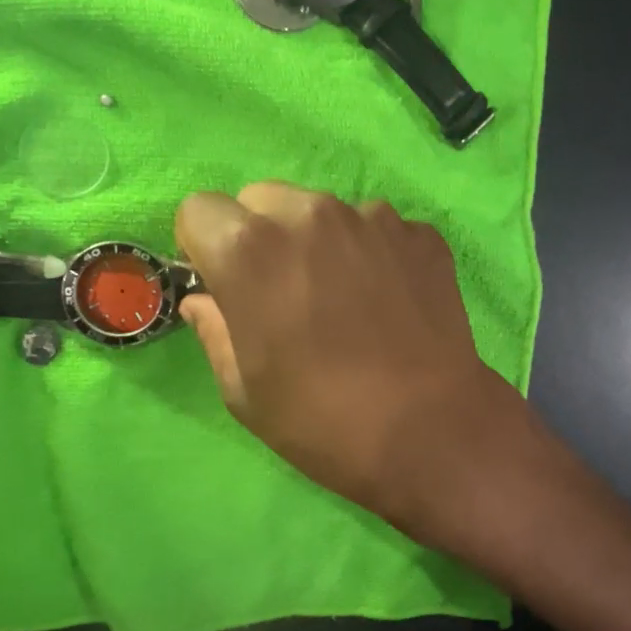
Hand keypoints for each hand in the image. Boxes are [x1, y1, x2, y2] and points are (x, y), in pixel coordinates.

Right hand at [174, 181, 518, 537]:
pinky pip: (379, 229)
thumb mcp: (244, 391)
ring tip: (345, 300)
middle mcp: (309, 214)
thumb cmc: (322, 420)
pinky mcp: (420, 235)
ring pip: (324, 211)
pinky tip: (389, 304)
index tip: (225, 285)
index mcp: (249, 248)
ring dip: (321, 242)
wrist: (431, 429)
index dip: (205, 248)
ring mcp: (372, 219)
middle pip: (263, 200)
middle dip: (261, 236)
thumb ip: (214, 331)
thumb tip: (205, 302)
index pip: (200, 210)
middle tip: (284, 293)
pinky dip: (374, 254)